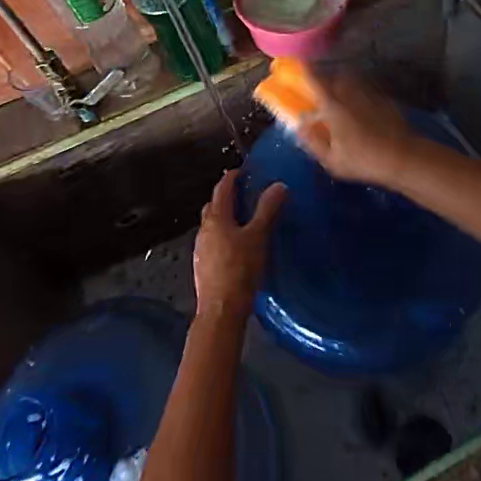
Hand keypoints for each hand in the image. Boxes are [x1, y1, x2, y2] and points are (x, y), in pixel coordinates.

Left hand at [192, 170, 286, 321]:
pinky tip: (236, 246)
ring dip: (225, 218)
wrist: (221, 310)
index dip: (232, 177)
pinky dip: (223, 236)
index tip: (244, 170)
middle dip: (227, 197)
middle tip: (246, 193)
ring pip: (212, 225)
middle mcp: (204, 230)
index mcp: (216, 218)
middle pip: (214, 206)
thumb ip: (268, 210)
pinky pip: (213, 242)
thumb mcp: (259, 237)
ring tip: (245, 219)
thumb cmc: (240, 270)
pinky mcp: (203, 266)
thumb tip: (279, 185)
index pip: (222, 189)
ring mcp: (201, 249)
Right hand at [293, 73, 419, 185]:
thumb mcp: (332, 160)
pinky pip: (368, 90)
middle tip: (324, 89)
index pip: (317, 81)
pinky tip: (364, 110)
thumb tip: (300, 127)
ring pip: (354, 80)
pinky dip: (361, 93)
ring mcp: (371, 95)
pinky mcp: (386, 100)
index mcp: (334, 106)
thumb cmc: (363, 161)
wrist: (404, 157)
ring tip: (343, 97)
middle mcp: (351, 94)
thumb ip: (313, 141)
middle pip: (337, 76)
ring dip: (345, 83)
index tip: (300, 60)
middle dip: (329, 78)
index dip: (307, 69)